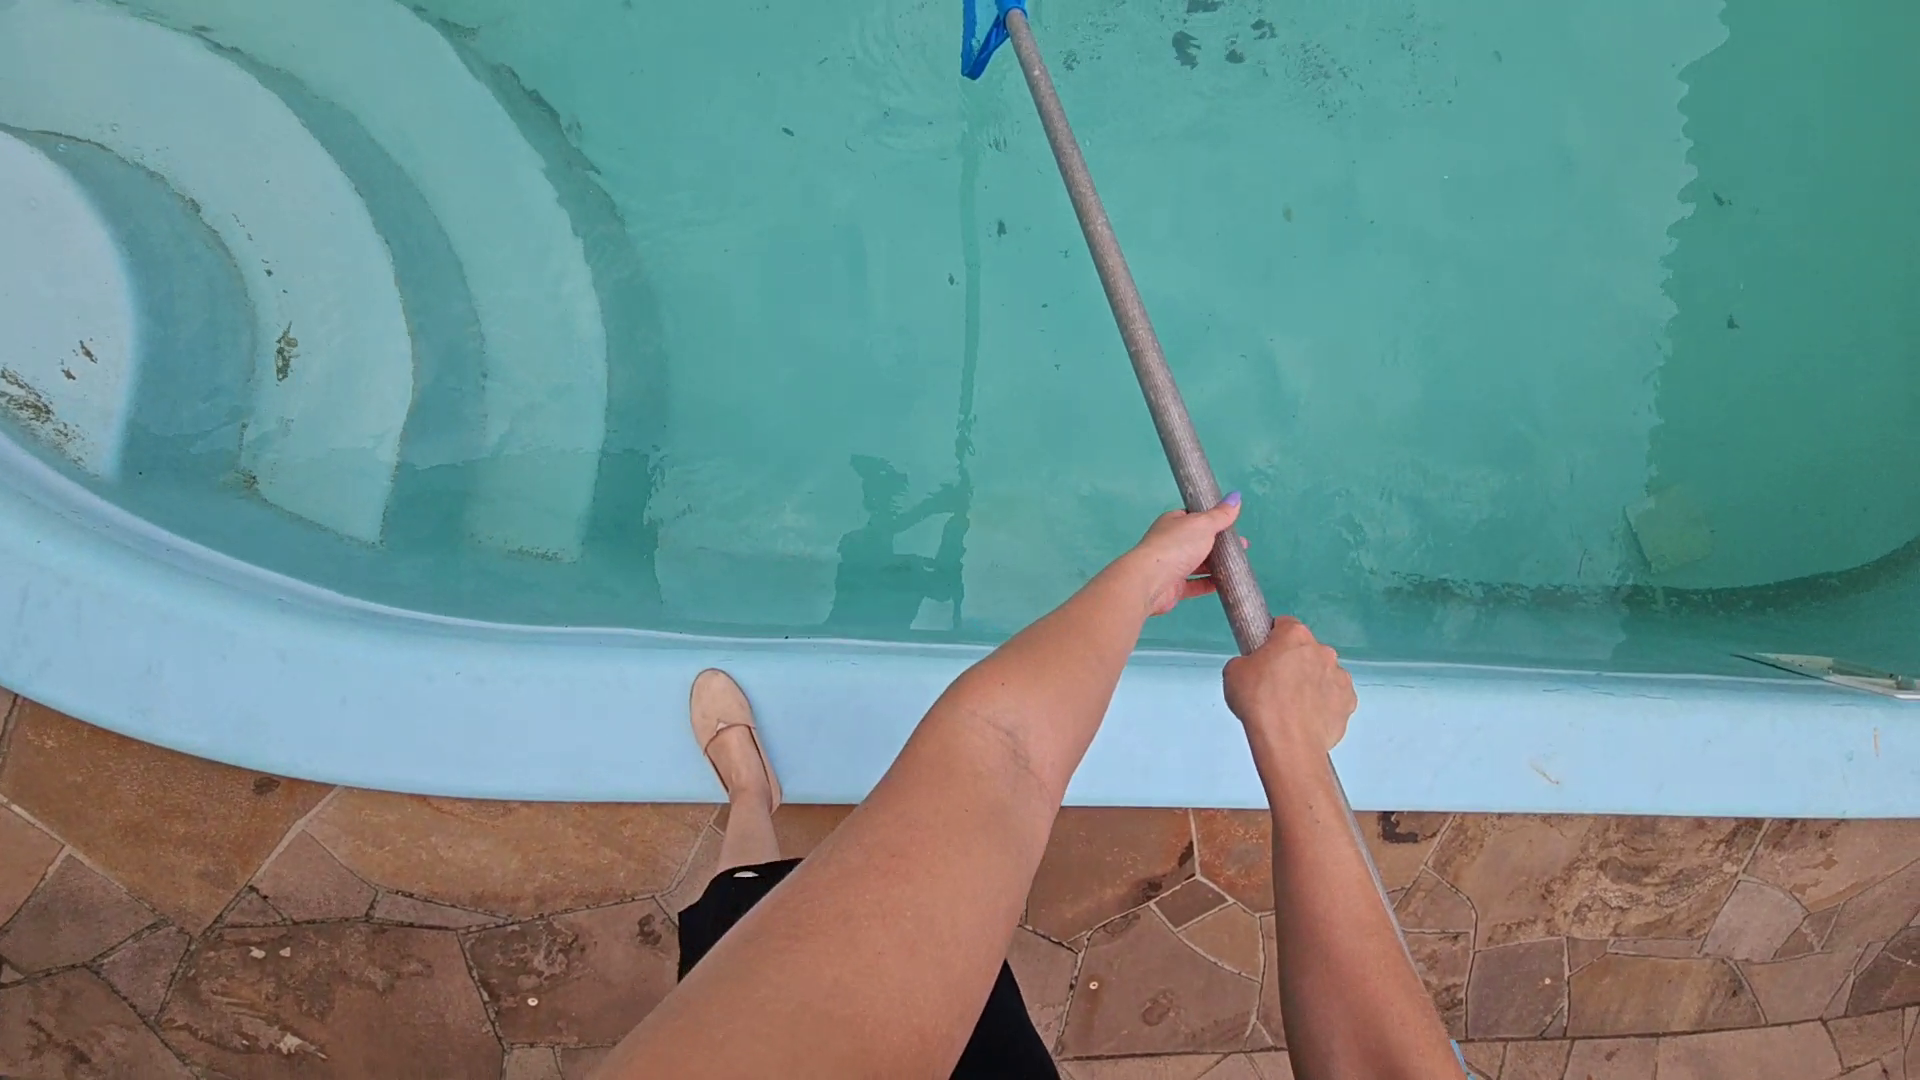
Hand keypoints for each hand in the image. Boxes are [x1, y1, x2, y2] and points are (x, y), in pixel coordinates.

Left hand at [1117, 495, 1244, 616]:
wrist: (1151, 580)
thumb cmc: (1176, 545)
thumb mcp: (1203, 524)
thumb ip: (1220, 514)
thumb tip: (1236, 496)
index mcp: (1172, 523)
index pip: (1194, 518)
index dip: (1213, 520)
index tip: (1233, 526)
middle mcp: (1170, 543)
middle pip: (1198, 542)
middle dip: (1220, 544)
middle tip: (1243, 548)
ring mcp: (1170, 566)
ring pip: (1197, 564)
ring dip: (1217, 565)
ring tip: (1239, 565)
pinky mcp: (1173, 587)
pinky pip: (1195, 584)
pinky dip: (1209, 584)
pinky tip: (1226, 584)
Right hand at [1222, 617, 1355, 751]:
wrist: (1285, 742)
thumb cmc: (1260, 704)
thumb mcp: (1233, 671)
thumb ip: (1246, 661)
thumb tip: (1251, 668)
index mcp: (1295, 636)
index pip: (1285, 625)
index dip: (1271, 638)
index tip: (1264, 652)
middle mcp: (1322, 651)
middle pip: (1306, 650)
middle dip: (1292, 662)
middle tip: (1272, 682)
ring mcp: (1339, 677)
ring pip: (1321, 673)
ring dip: (1309, 683)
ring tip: (1288, 704)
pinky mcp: (1348, 703)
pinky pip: (1333, 697)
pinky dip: (1322, 704)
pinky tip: (1304, 717)